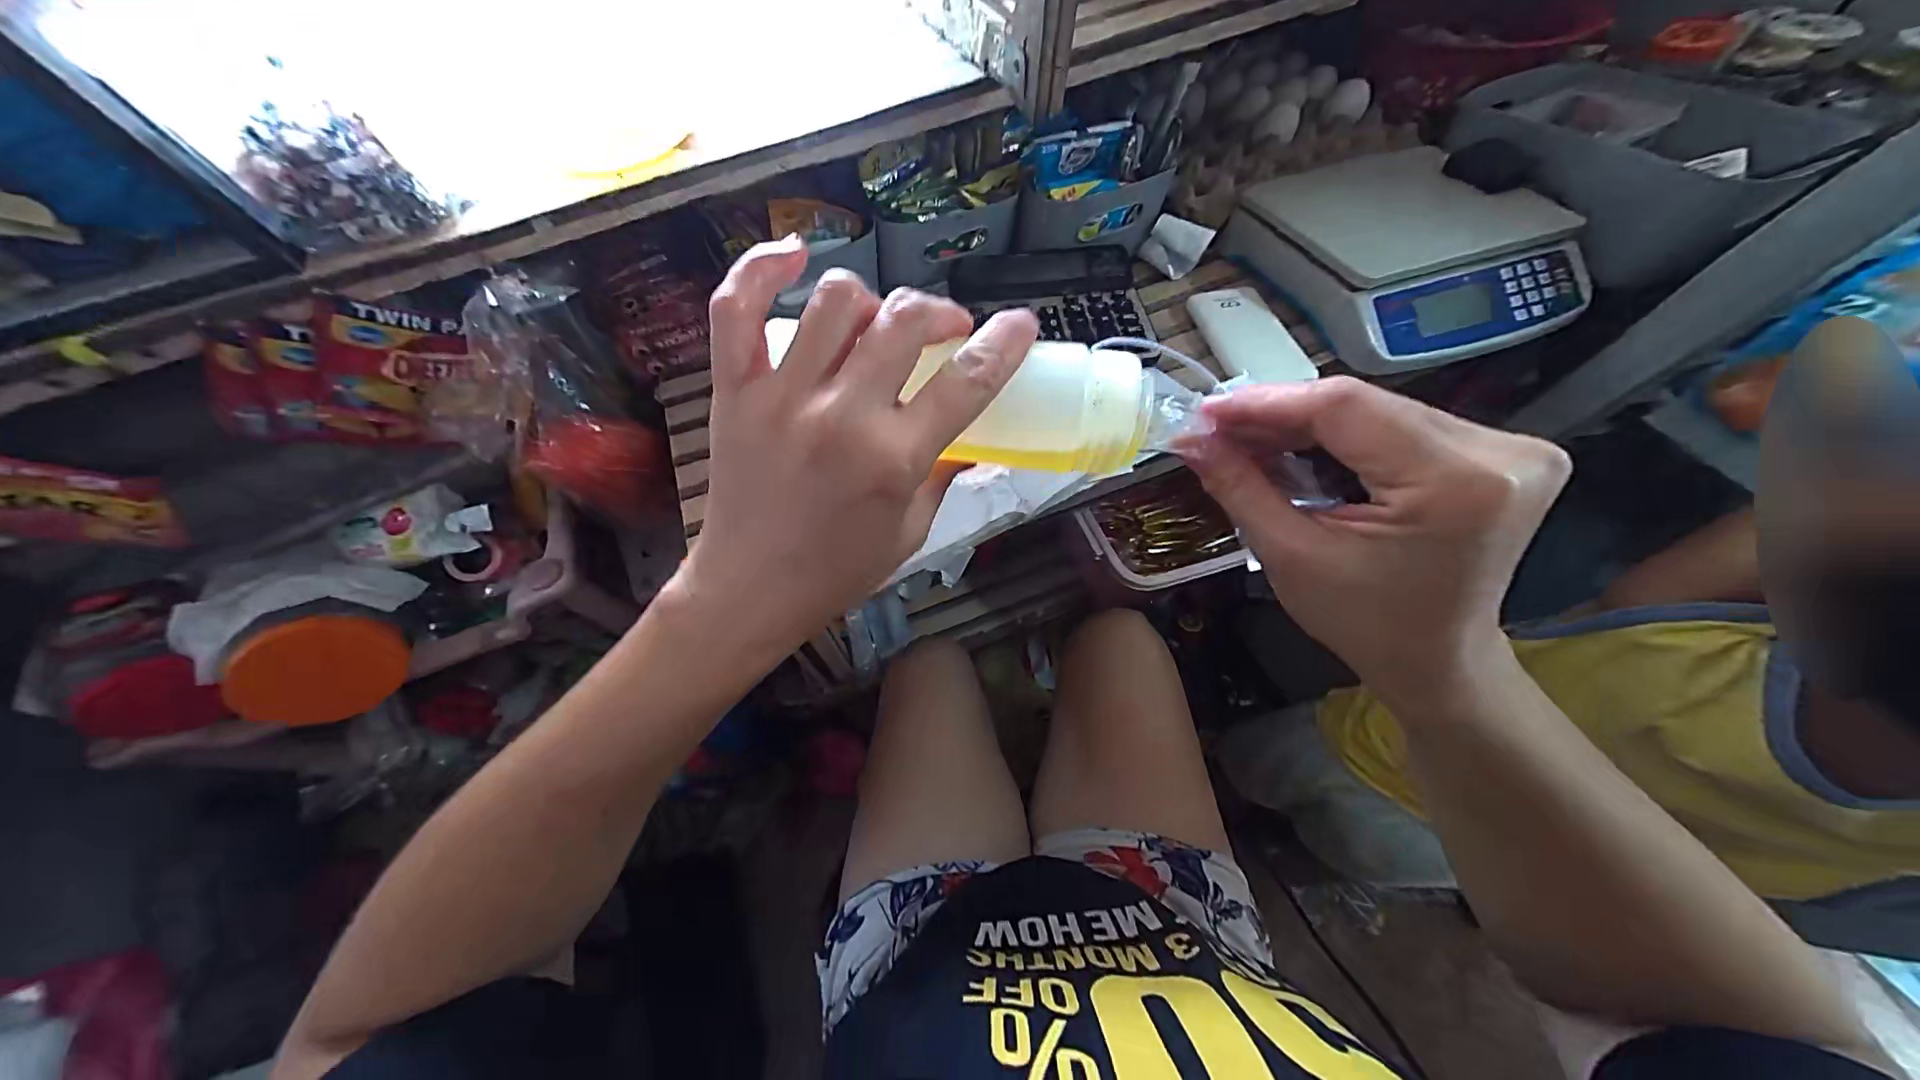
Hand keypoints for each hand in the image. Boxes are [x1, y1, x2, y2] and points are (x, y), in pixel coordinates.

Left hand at [676, 236, 1037, 653]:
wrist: (750, 589)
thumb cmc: (839, 570)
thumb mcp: (912, 531)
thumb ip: (944, 474)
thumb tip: (974, 438)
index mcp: (893, 460)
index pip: (966, 381)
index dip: (1004, 344)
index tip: (1020, 325)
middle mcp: (841, 417)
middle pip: (906, 322)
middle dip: (941, 313)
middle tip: (946, 329)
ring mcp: (782, 397)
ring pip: (836, 301)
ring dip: (873, 301)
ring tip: (876, 325)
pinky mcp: (734, 391)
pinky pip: (736, 309)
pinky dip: (763, 269)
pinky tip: (795, 257)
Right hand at [1181, 377, 1569, 699]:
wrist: (1437, 659)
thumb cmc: (1363, 622)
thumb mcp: (1290, 555)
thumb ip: (1240, 487)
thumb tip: (1191, 438)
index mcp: (1456, 483)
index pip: (1346, 408)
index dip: (1267, 403)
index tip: (1208, 411)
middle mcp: (1500, 451)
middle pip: (1363, 403)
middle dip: (1280, 413)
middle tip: (1218, 426)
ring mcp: (1510, 447)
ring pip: (1377, 408)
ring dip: (1306, 420)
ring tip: (1246, 436)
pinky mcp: (1501, 450)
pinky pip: (1397, 423)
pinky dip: (1340, 432)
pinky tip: (1295, 443)